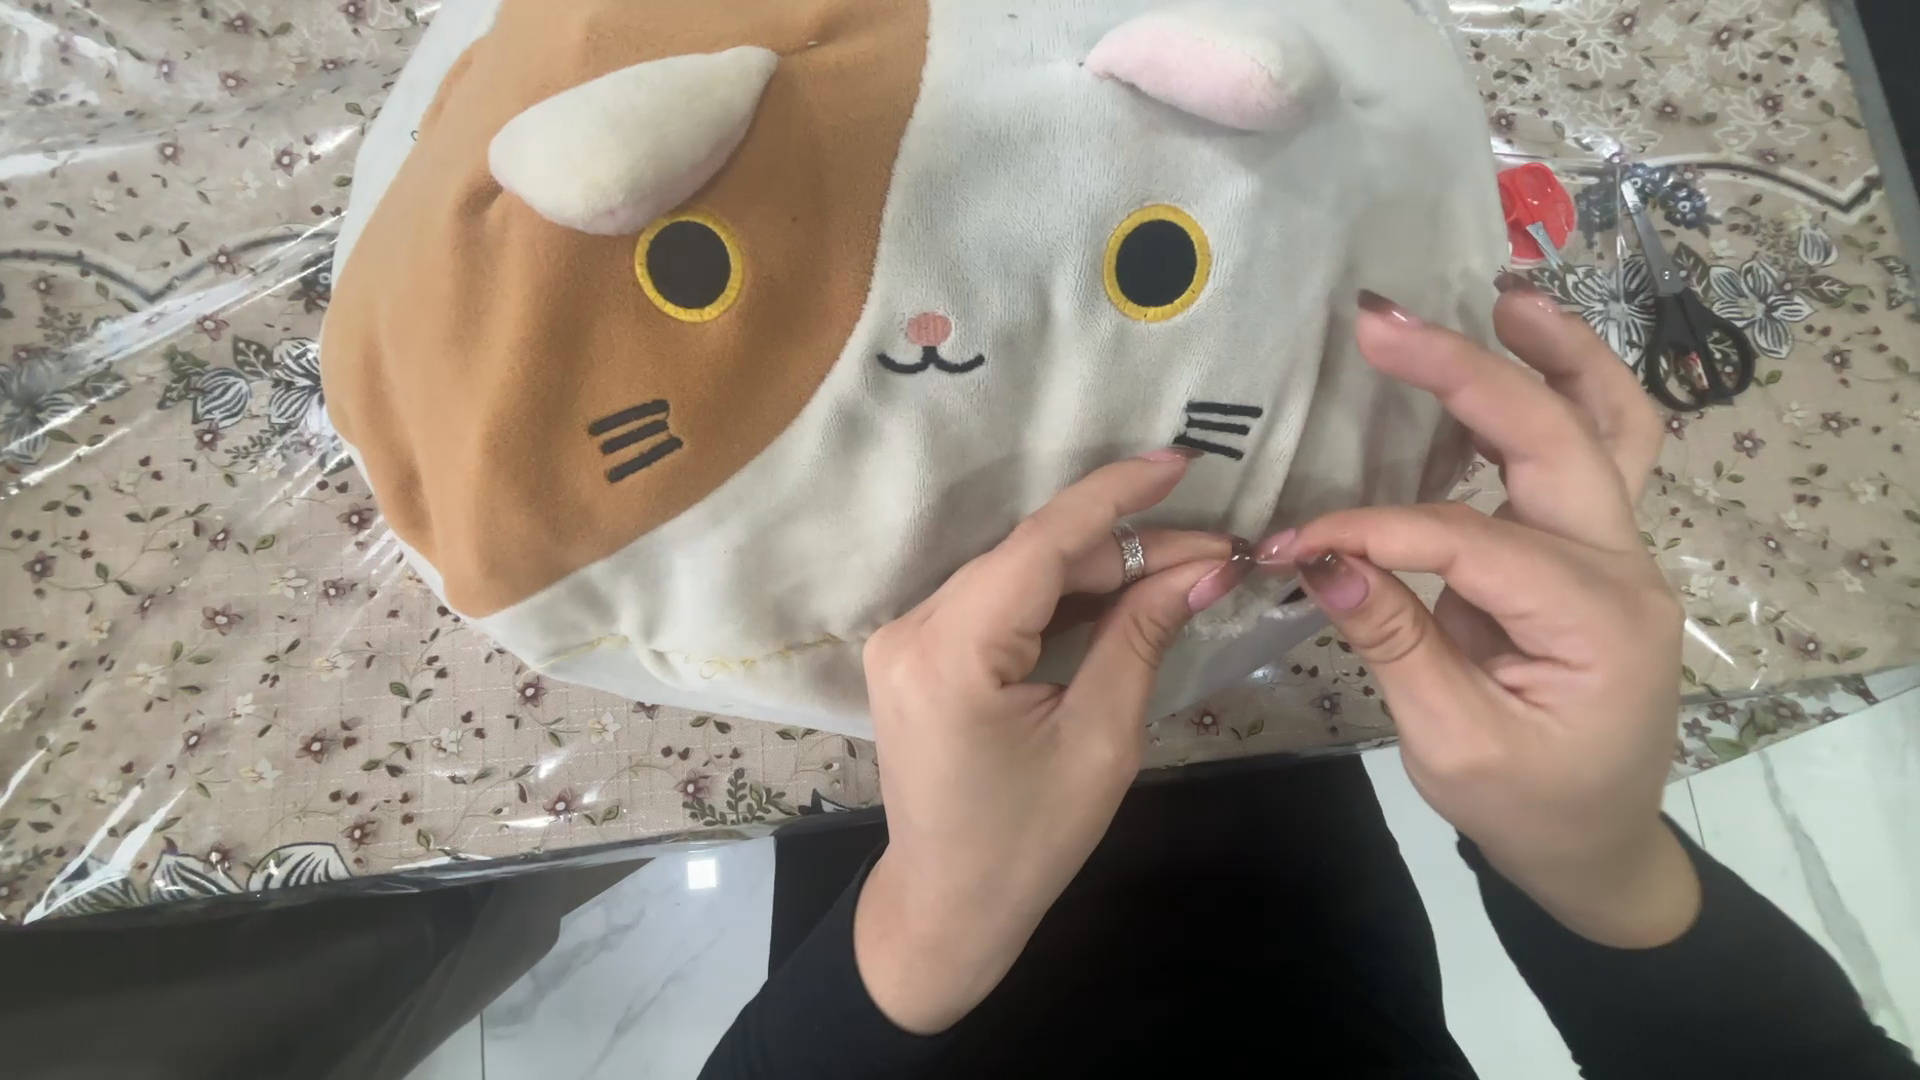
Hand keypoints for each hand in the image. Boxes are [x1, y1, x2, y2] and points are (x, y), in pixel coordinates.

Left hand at [855, 451, 1253, 1033]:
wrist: (947, 903)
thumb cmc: (1029, 842)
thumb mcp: (1101, 740)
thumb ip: (1140, 635)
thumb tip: (1202, 567)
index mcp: (950, 653)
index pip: (1040, 545)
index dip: (1113, 496)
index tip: (1177, 460)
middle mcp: (912, 627)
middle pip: (1030, 559)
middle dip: (1120, 548)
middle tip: (1208, 552)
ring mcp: (904, 636)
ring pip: (1014, 574)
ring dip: (1091, 569)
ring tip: (1175, 568)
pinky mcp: (913, 649)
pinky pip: (994, 601)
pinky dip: (1053, 595)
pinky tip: (1111, 592)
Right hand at [1258, 284, 1697, 947]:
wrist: (1594, 839)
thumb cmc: (1527, 803)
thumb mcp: (1451, 741)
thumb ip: (1392, 640)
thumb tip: (1319, 558)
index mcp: (1591, 618)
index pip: (1460, 539)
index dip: (1365, 530)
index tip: (1283, 544)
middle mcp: (1619, 564)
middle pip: (1557, 436)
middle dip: (1466, 371)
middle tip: (1379, 323)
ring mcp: (1615, 549)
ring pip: (1611, 423)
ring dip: (1553, 353)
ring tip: (1494, 297)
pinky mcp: (1586, 550)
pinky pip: (1595, 451)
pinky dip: (1564, 392)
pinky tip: (1519, 355)